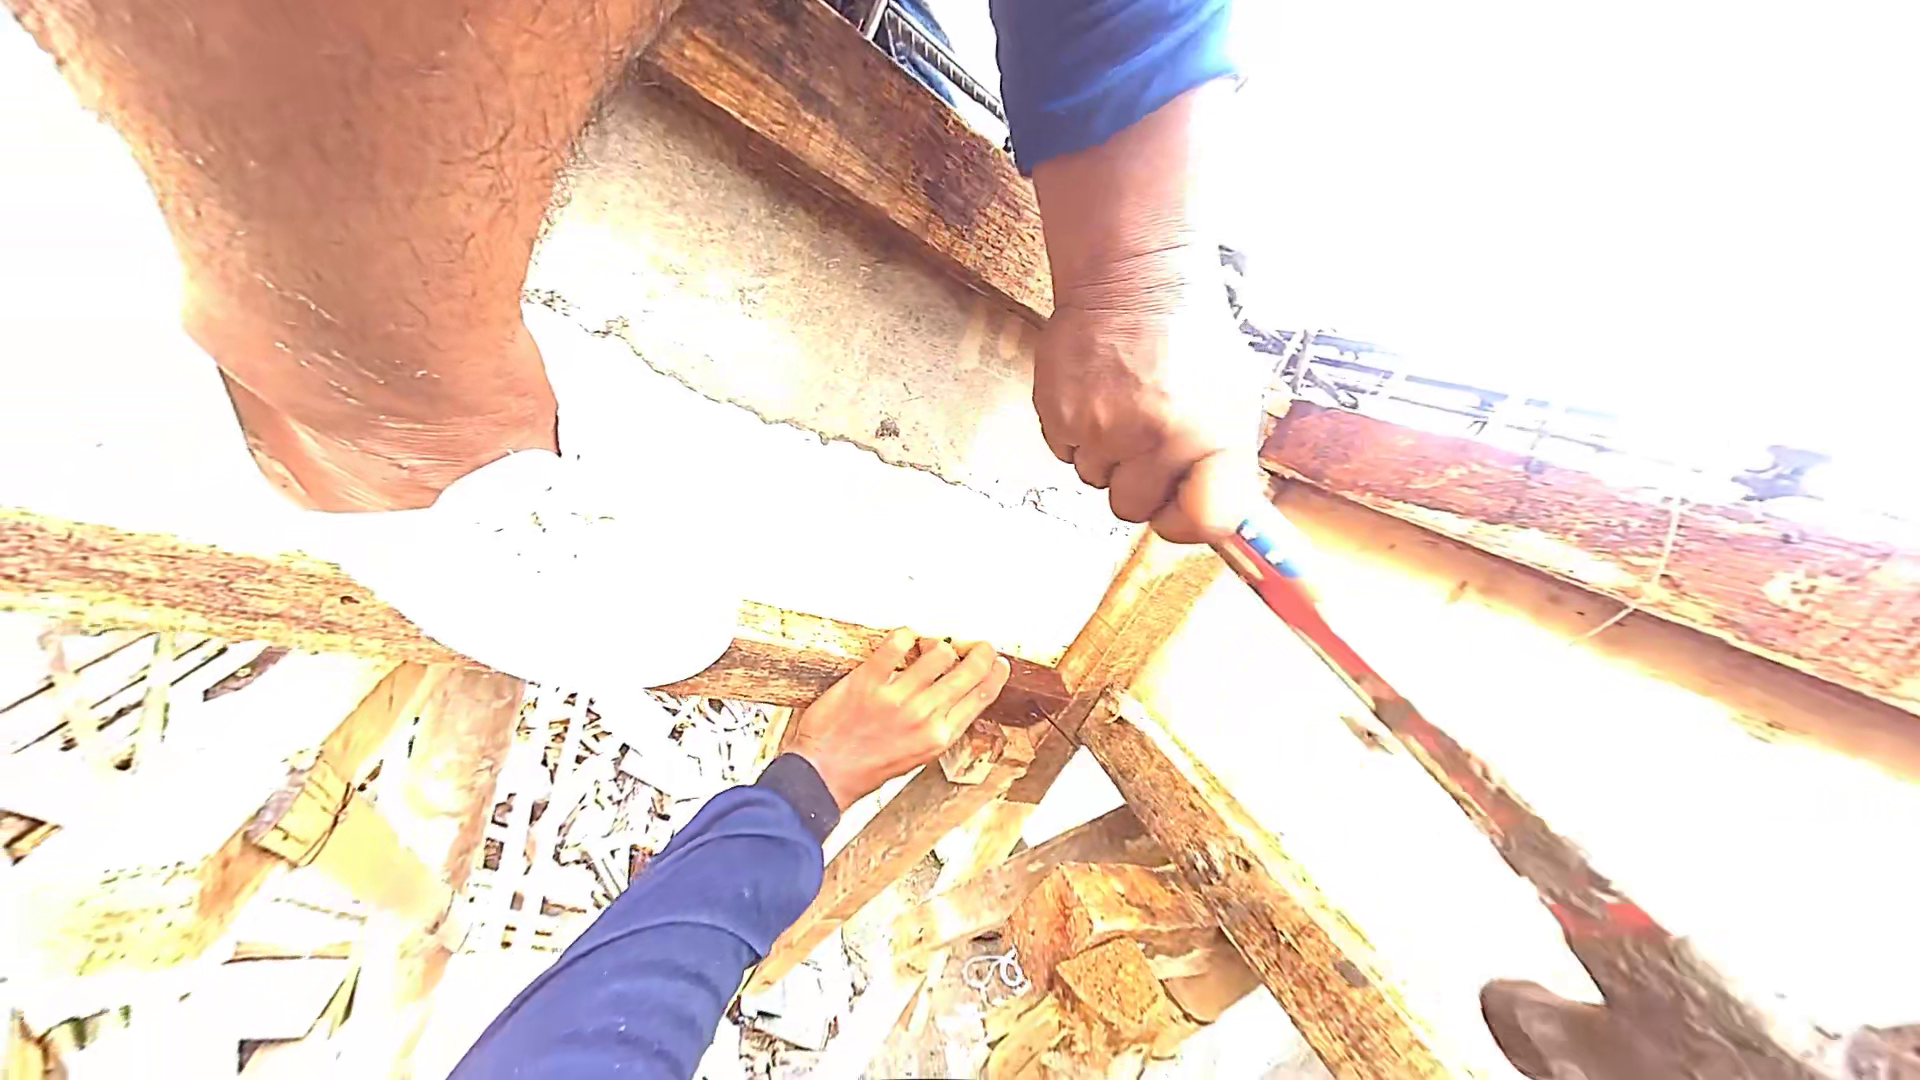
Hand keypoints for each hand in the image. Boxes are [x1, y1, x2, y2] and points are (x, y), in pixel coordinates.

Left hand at [788, 630, 1012, 810]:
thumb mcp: (917, 753)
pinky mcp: (869, 682)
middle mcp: (923, 717)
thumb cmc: (868, 765)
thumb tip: (957, 691)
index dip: (994, 673)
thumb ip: (939, 723)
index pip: (981, 696)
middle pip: (968, 672)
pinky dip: (905, 635)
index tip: (997, 661)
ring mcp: (897, 698)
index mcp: (939, 736)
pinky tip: (904, 638)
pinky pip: (897, 645)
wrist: (824, 775)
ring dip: (938, 644)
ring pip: (939, 653)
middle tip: (975, 643)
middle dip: (979, 651)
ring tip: (929, 646)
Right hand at [1035, 252, 1264, 543]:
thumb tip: (1230, 532)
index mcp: (1212, 436)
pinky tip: (1095, 398)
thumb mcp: (1234, 398)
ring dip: (1106, 456)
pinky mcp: (1059, 415)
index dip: (1187, 524)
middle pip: (1132, 510)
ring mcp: (1101, 428)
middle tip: (1144, 443)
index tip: (1181, 512)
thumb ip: (1228, 467)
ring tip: (1120, 407)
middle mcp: (1156, 437)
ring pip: (1095, 480)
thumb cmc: (1189, 340)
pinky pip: (1066, 454)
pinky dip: (1078, 435)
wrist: (1134, 281)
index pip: (1204, 522)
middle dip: (1138, 484)